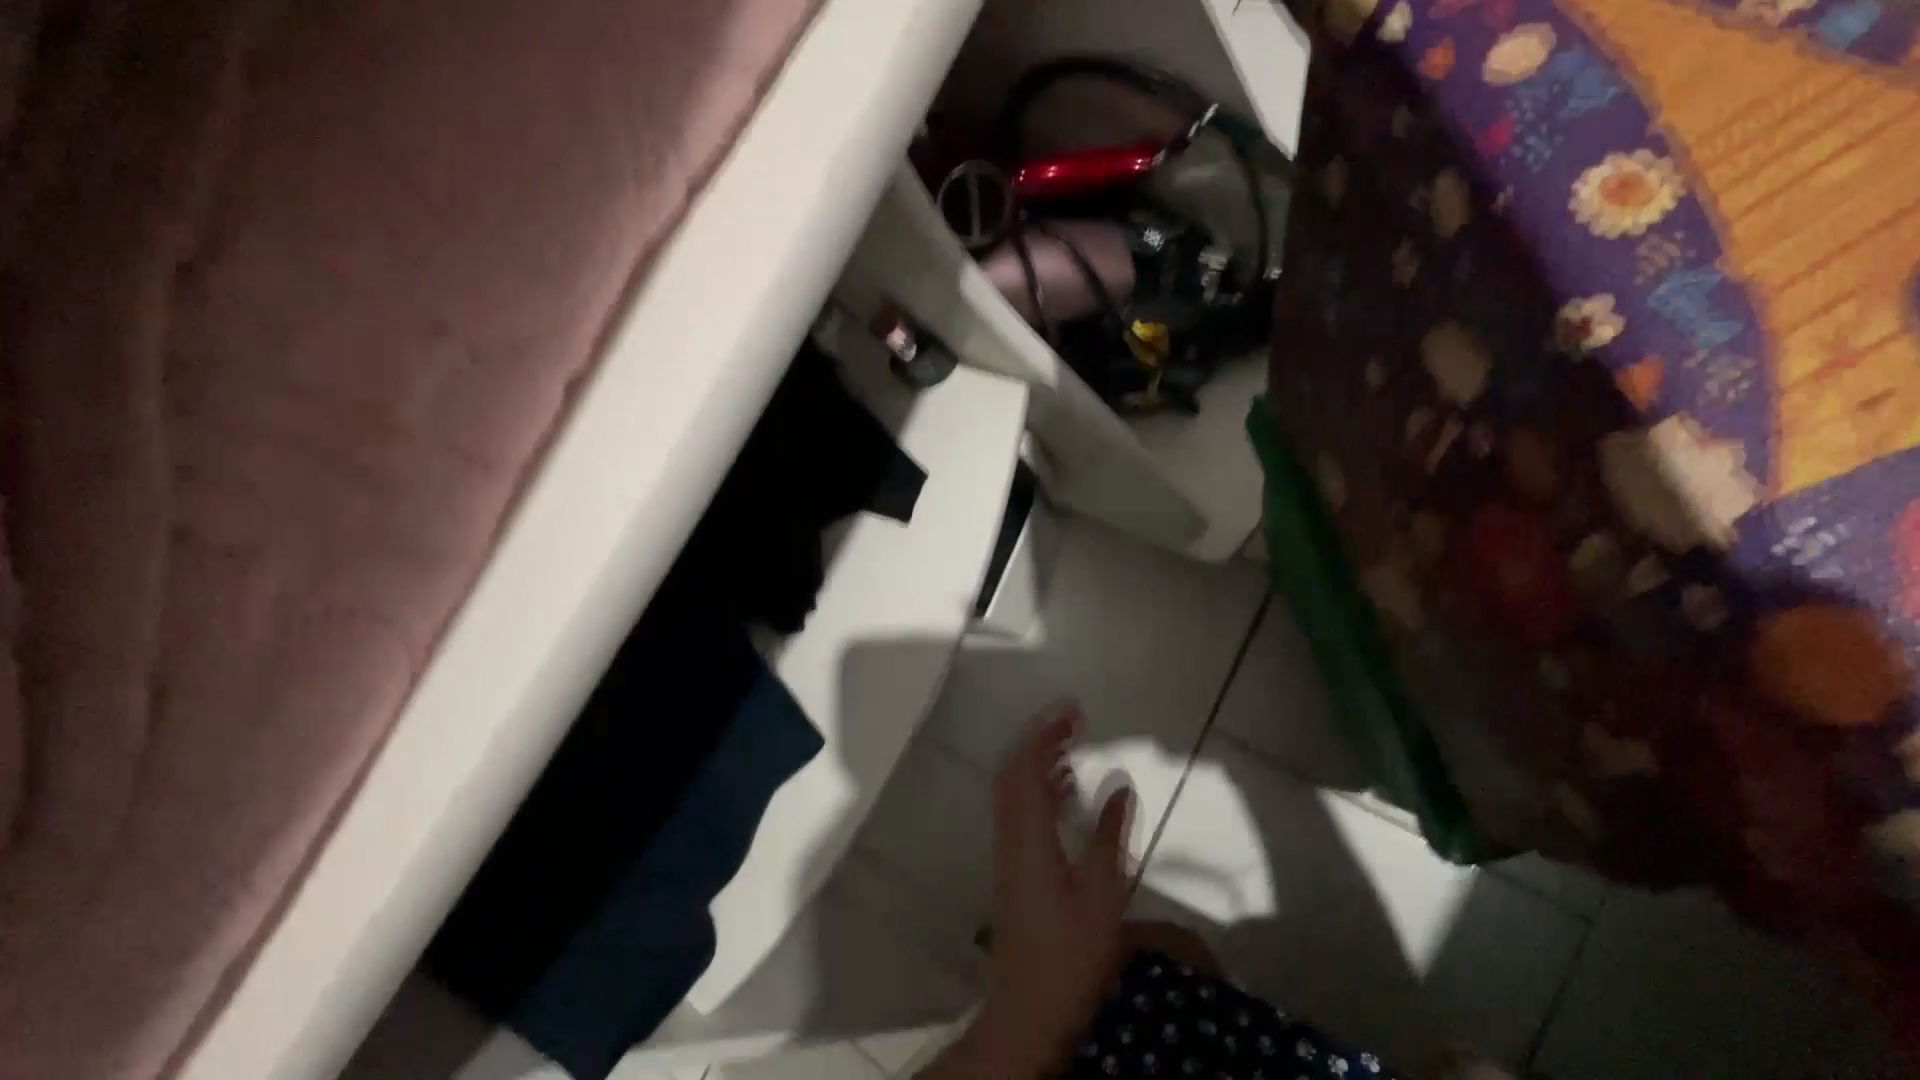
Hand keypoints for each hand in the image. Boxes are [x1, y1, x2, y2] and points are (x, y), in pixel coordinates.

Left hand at [968, 700, 1133, 1076]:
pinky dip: (1039, 792)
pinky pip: (1020, 813)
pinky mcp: (1013, 871)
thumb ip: (1111, 837)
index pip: (1027, 767)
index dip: (1045, 731)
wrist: (1027, 1012)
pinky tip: (1065, 795)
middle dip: (1040, 739)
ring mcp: (1008, 855)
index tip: (1073, 707)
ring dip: (1039, 764)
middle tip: (1075, 720)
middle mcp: (1011, 838)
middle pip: (1014, 773)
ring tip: (1072, 746)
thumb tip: (1118, 784)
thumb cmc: (1069, 957)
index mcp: (1028, 838)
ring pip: (1014, 793)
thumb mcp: (1103, 897)